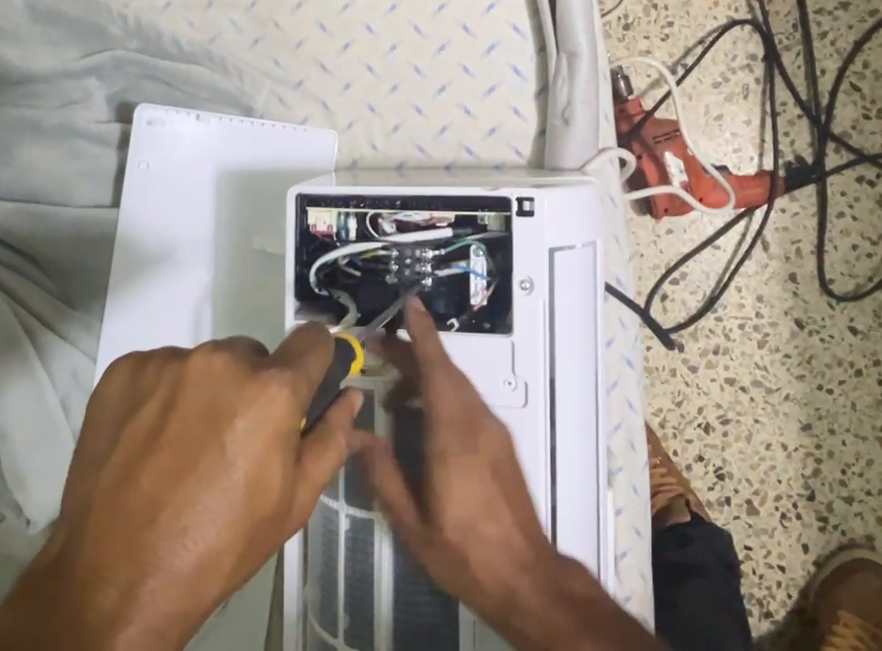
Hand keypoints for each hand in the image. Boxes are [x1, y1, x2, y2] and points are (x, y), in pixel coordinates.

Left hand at [0, 326, 361, 650]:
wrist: (118, 575)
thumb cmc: (220, 544)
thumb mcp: (293, 503)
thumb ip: (329, 439)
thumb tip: (351, 396)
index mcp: (273, 390)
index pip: (313, 340)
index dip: (312, 364)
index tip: (301, 390)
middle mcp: (222, 361)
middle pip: (253, 355)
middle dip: (252, 388)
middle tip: (233, 441)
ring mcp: (168, 362)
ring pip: (204, 364)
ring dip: (205, 391)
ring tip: (183, 447)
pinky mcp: (124, 372)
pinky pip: (159, 370)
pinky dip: (161, 396)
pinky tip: (150, 441)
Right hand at [356, 298, 659, 650]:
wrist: (525, 577)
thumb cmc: (463, 552)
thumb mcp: (412, 521)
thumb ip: (383, 473)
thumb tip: (356, 434)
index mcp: (453, 435)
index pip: (436, 370)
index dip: (422, 335)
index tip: (410, 304)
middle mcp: (477, 423)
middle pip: (444, 372)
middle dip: (413, 352)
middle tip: (378, 344)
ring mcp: (493, 432)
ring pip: (457, 387)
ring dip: (425, 377)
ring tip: (391, 391)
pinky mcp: (500, 444)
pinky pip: (466, 404)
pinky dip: (440, 396)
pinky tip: (418, 419)